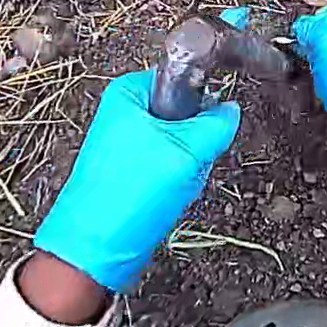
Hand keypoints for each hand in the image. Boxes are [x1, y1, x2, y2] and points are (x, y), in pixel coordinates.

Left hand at [33, 70, 239, 290]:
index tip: (210, 118)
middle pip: (185, 110)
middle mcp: (125, 110)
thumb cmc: (130, 192)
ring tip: (177, 180)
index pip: (182, 76)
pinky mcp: (133, 166)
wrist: (95, 251)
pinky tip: (171, 192)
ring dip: (190, 160)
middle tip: (190, 157)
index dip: (202, 97)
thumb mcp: (187, 151)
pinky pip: (172, 160)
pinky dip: (179, 176)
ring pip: (182, 139)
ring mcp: (128, 140)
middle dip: (196, 136)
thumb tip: (230, 111)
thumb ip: (217, 124)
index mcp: (129, 91)